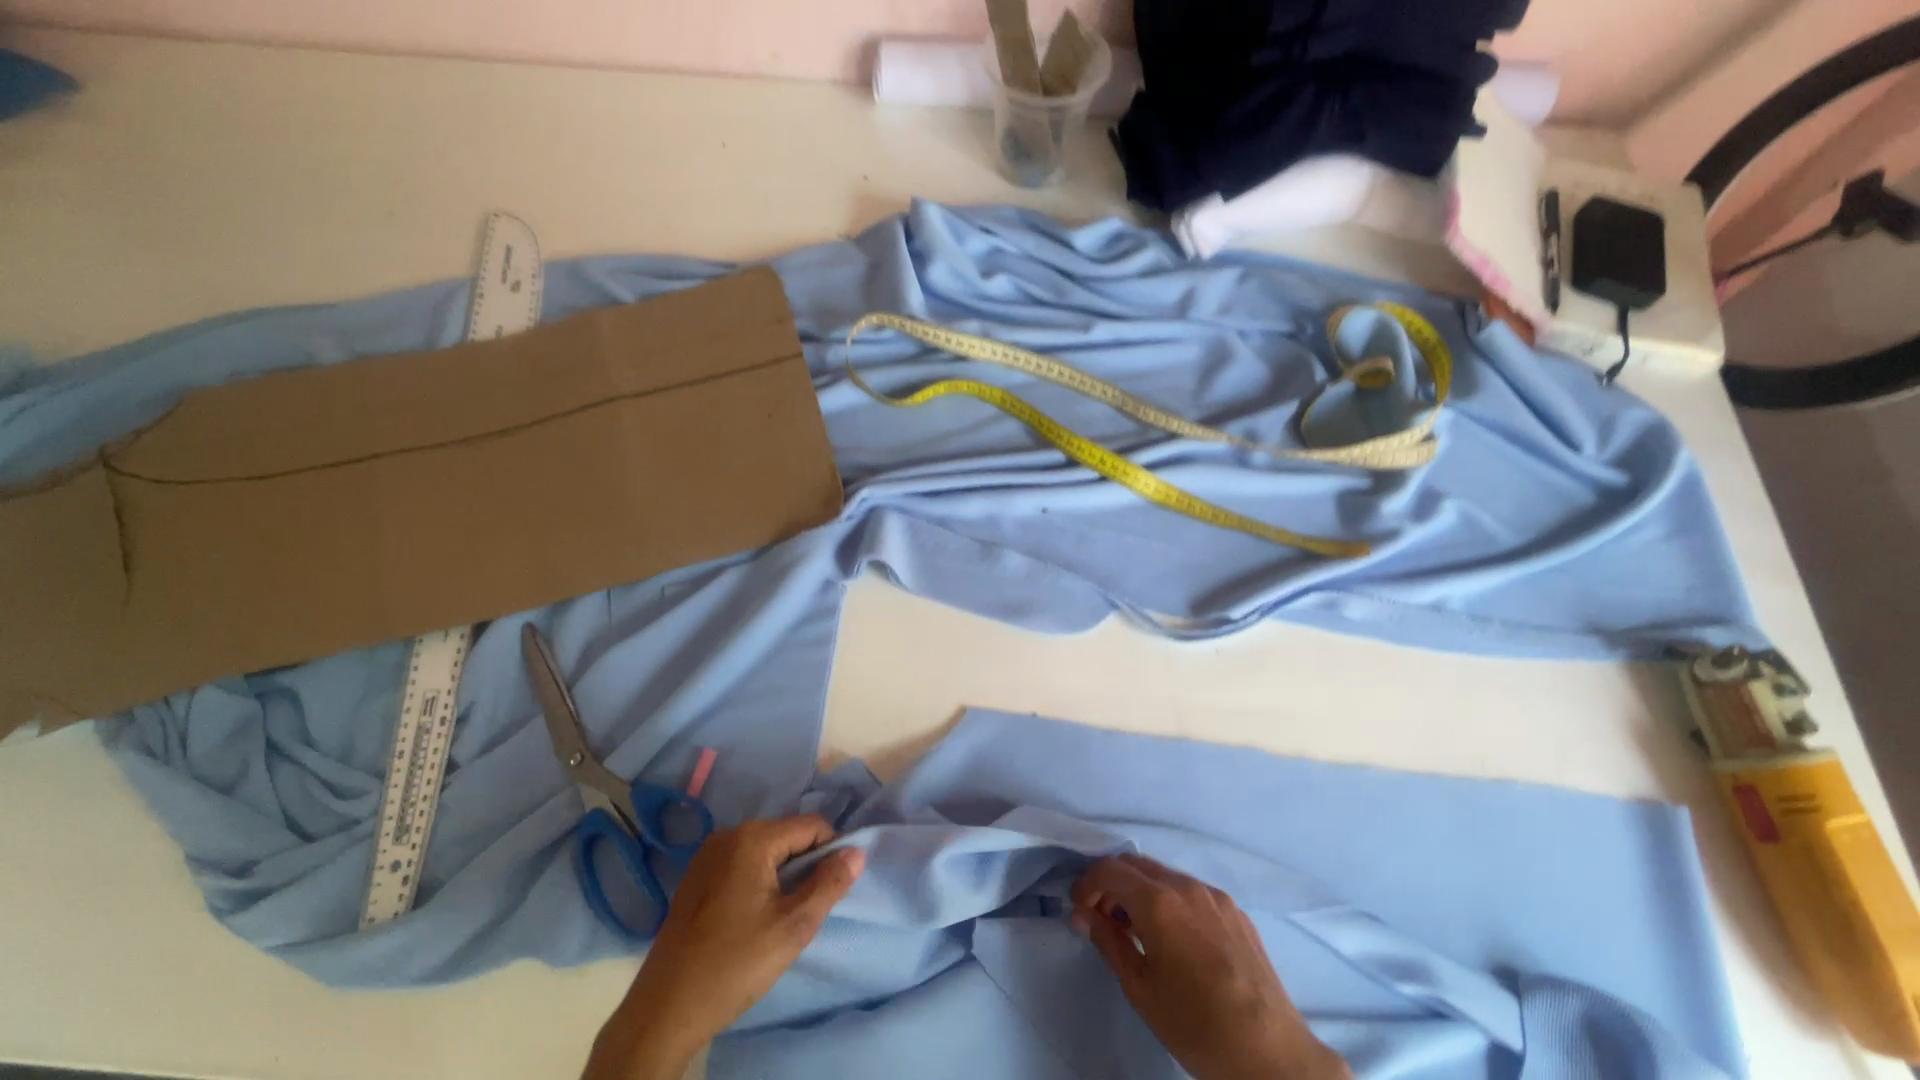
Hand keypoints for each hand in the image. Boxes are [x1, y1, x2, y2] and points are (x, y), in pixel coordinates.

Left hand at [583, 816, 864, 1079]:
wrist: (666, 1008)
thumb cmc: (735, 964)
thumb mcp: (794, 926)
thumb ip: (829, 884)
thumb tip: (857, 851)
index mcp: (752, 838)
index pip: (813, 826)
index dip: (831, 855)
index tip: (829, 894)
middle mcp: (727, 835)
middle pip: (787, 836)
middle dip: (805, 867)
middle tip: (804, 911)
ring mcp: (706, 856)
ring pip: (765, 852)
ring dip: (782, 877)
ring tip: (778, 919)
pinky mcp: (695, 878)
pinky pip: (741, 866)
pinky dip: (757, 883)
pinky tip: (751, 921)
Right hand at [1072, 854, 1349, 1079]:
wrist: (1270, 1052)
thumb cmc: (1195, 1023)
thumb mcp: (1140, 987)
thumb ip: (1109, 941)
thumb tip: (1085, 915)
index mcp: (1159, 901)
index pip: (1109, 869)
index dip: (1086, 885)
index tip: (1079, 913)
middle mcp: (1188, 886)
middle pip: (1136, 865)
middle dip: (1111, 885)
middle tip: (1101, 921)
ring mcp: (1217, 897)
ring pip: (1165, 876)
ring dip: (1140, 892)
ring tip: (1135, 932)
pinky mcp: (1237, 913)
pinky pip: (1192, 892)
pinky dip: (1170, 901)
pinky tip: (1173, 939)